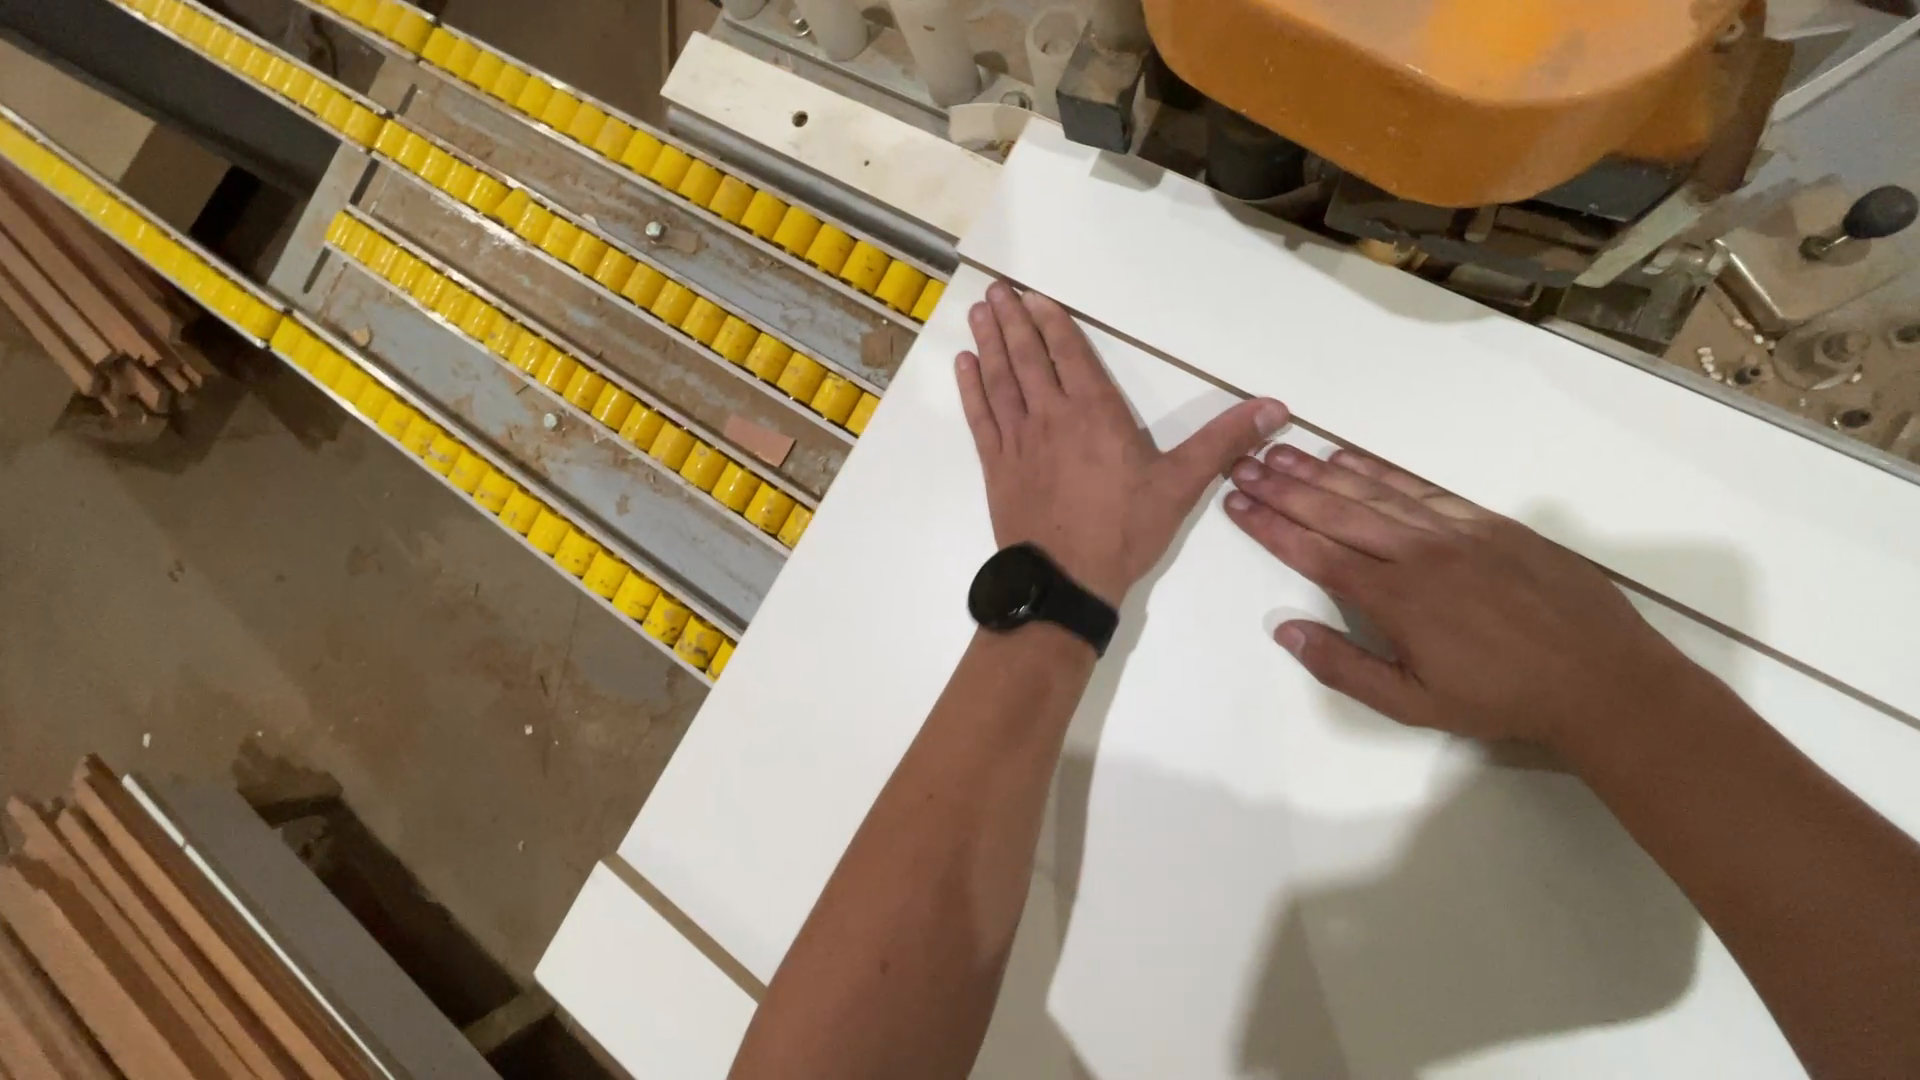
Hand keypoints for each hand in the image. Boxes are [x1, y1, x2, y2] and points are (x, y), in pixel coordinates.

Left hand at [958, 282, 1288, 605]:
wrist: (1065, 580)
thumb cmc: (1124, 531)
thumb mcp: (1180, 486)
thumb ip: (1222, 442)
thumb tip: (1275, 408)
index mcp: (1095, 413)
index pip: (1071, 355)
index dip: (1052, 323)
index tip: (1034, 298)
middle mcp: (1051, 416)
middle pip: (1029, 357)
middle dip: (1013, 320)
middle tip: (997, 289)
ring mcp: (1019, 440)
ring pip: (1001, 380)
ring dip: (989, 342)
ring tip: (980, 310)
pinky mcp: (997, 466)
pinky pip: (979, 418)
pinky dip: (970, 389)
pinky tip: (962, 365)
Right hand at [1225, 445, 1712, 754]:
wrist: (1605, 681)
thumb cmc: (1500, 700)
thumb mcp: (1413, 705)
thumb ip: (1343, 667)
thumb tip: (1285, 630)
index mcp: (1395, 600)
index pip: (1314, 553)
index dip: (1269, 526)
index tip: (1235, 502)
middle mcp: (1417, 555)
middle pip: (1335, 512)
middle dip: (1281, 488)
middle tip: (1242, 464)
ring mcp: (1454, 532)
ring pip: (1373, 493)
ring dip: (1320, 471)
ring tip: (1280, 452)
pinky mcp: (1487, 522)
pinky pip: (1422, 488)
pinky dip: (1380, 470)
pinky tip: (1348, 458)